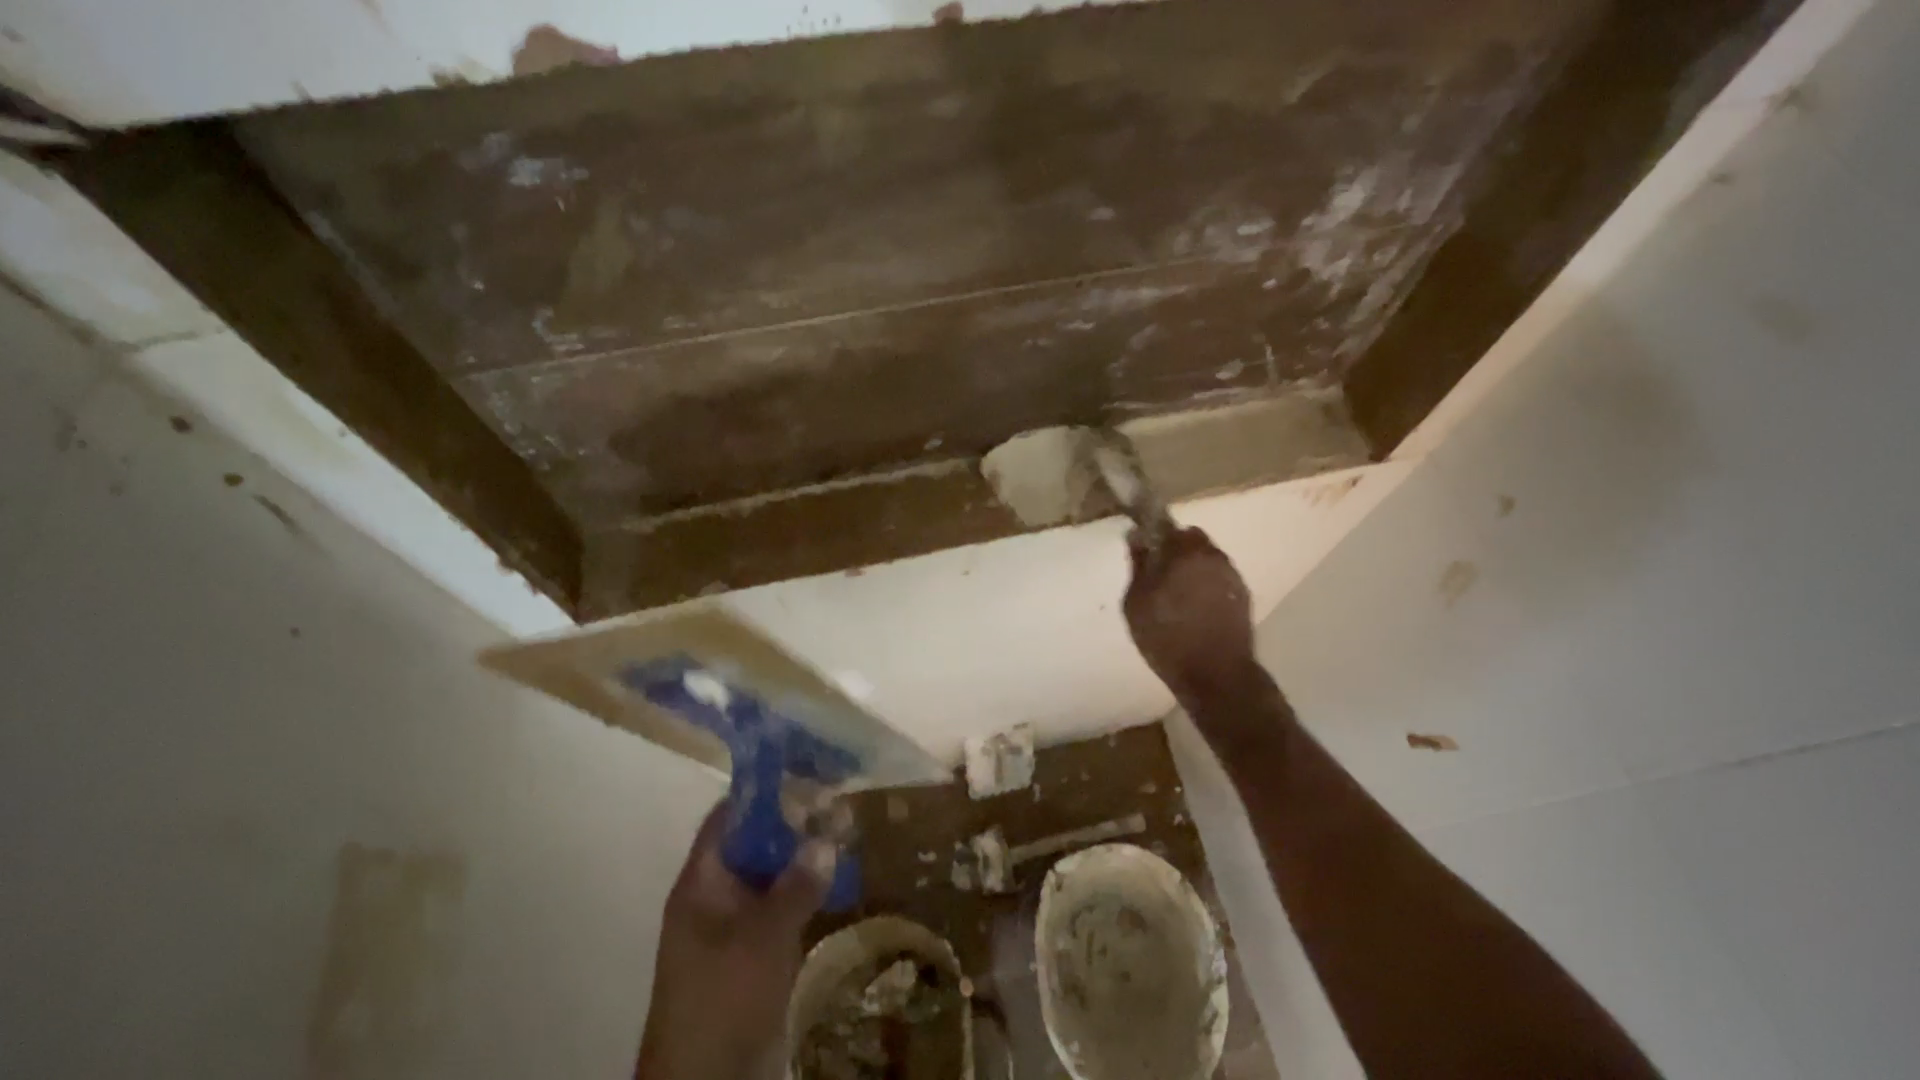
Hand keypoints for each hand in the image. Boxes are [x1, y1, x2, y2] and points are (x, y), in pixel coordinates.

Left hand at [635, 802, 834, 1079]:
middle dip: (793, 824)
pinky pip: (782, 910)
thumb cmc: (723, 996)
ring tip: (848, 834)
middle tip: (840, 802)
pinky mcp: (755, 954)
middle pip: (754, 845)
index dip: (762, 792)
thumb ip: (795, 886)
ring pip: (771, 878)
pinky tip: (841, 883)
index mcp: (702, 883)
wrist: (707, 1078)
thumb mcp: (762, 937)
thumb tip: (826, 838)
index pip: (728, 819)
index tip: (805, 770)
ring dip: (804, 859)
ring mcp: (736, 927)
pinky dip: (808, 894)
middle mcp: (716, 897)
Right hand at [1123, 526, 1256, 701]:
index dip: (1153, 533)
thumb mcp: (1136, 603)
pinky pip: (1219, 580)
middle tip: (1157, 576)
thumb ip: (1138, 565)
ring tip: (1175, 597)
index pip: (1167, 525)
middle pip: (1192, 540)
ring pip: (1207, 560)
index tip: (1143, 549)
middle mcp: (1214, 556)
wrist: (1216, 675)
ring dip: (1192, 569)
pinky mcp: (1244, 597)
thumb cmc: (1167, 637)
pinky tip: (1194, 610)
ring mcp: (1233, 577)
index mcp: (1186, 551)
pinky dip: (1206, 586)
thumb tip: (1136, 536)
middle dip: (1175, 551)